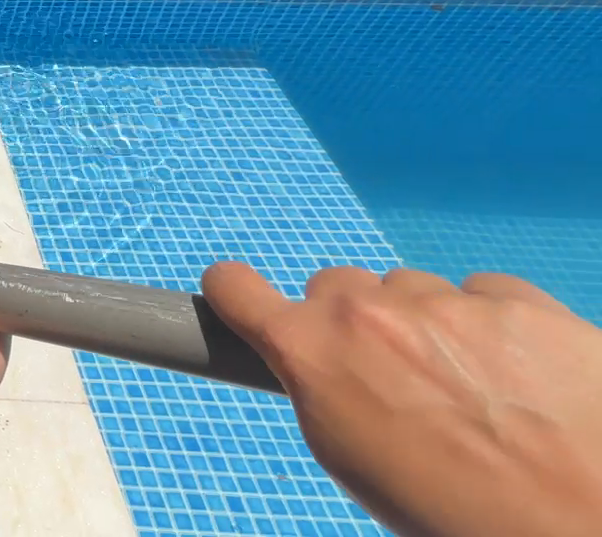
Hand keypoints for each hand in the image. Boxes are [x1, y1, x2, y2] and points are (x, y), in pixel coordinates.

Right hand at [204, 262, 601, 536]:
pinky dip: (498, 323)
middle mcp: (361, 310)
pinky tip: (527, 373)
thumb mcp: (347, 457)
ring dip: (430, 324)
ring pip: (412, 289)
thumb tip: (309, 358)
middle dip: (357, 322)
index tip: (257, 310)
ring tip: (482, 385)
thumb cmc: (457, 514)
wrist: (594, 531)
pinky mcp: (524, 305)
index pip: (229, 283)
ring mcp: (443, 303)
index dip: (237, 295)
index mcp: (305, 347)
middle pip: (336, 286)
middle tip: (402, 377)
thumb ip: (313, 385)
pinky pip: (488, 291)